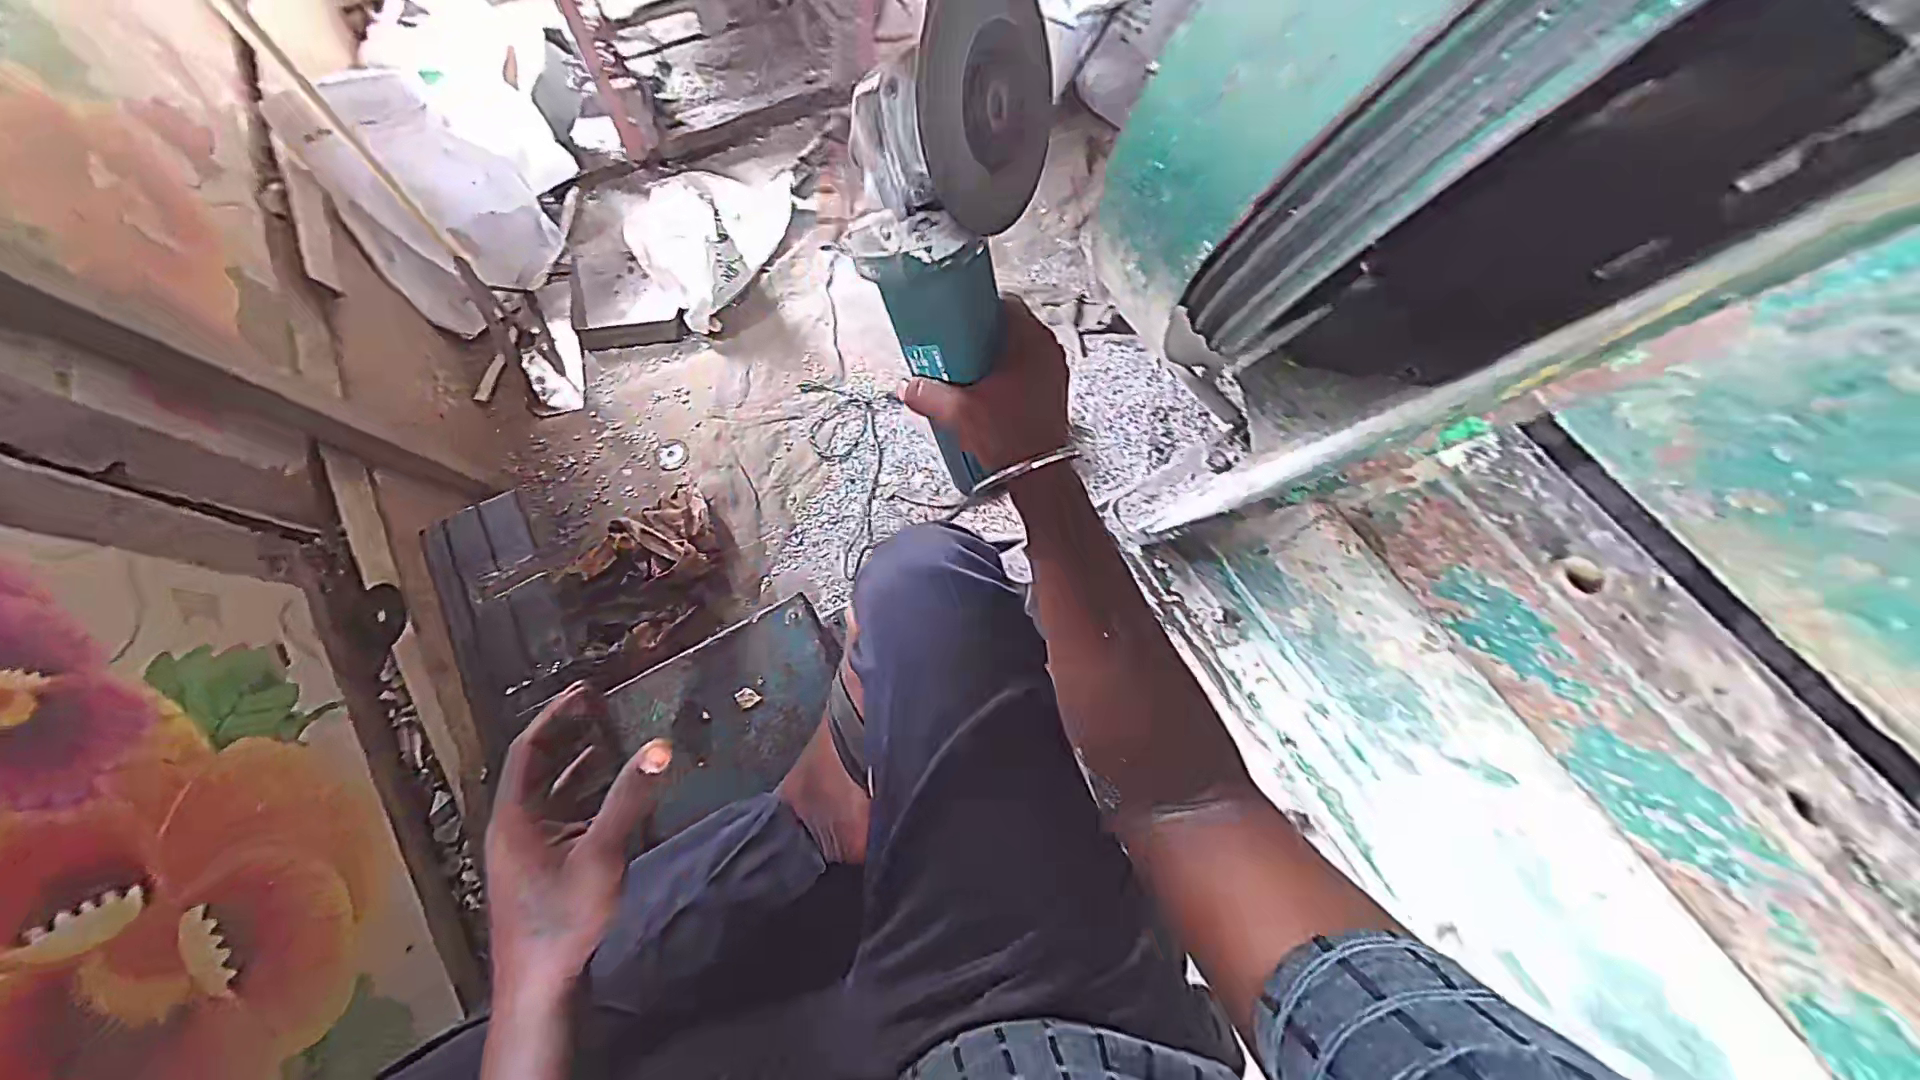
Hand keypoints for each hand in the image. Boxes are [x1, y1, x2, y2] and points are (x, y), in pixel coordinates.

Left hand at [484, 683, 671, 1008]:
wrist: (545, 987)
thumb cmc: (563, 921)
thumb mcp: (601, 853)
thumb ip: (631, 797)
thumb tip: (660, 747)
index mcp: (515, 819)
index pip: (528, 750)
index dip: (555, 717)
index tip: (584, 692)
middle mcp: (518, 827)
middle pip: (540, 766)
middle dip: (570, 734)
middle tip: (600, 708)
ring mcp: (532, 846)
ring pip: (555, 789)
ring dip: (582, 761)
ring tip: (613, 736)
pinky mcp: (549, 862)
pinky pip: (568, 810)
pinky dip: (591, 790)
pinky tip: (617, 787)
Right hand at [901, 297, 1069, 471]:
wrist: (1037, 474)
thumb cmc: (1014, 440)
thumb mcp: (959, 413)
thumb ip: (928, 394)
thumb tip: (910, 387)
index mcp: (1031, 343)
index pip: (1005, 303)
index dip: (977, 309)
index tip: (960, 319)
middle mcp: (1048, 353)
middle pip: (1010, 328)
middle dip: (982, 337)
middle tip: (959, 349)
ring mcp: (1053, 373)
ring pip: (1019, 351)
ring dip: (994, 358)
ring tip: (970, 373)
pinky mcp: (1051, 393)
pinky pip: (1027, 372)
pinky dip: (1007, 376)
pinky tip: (987, 393)